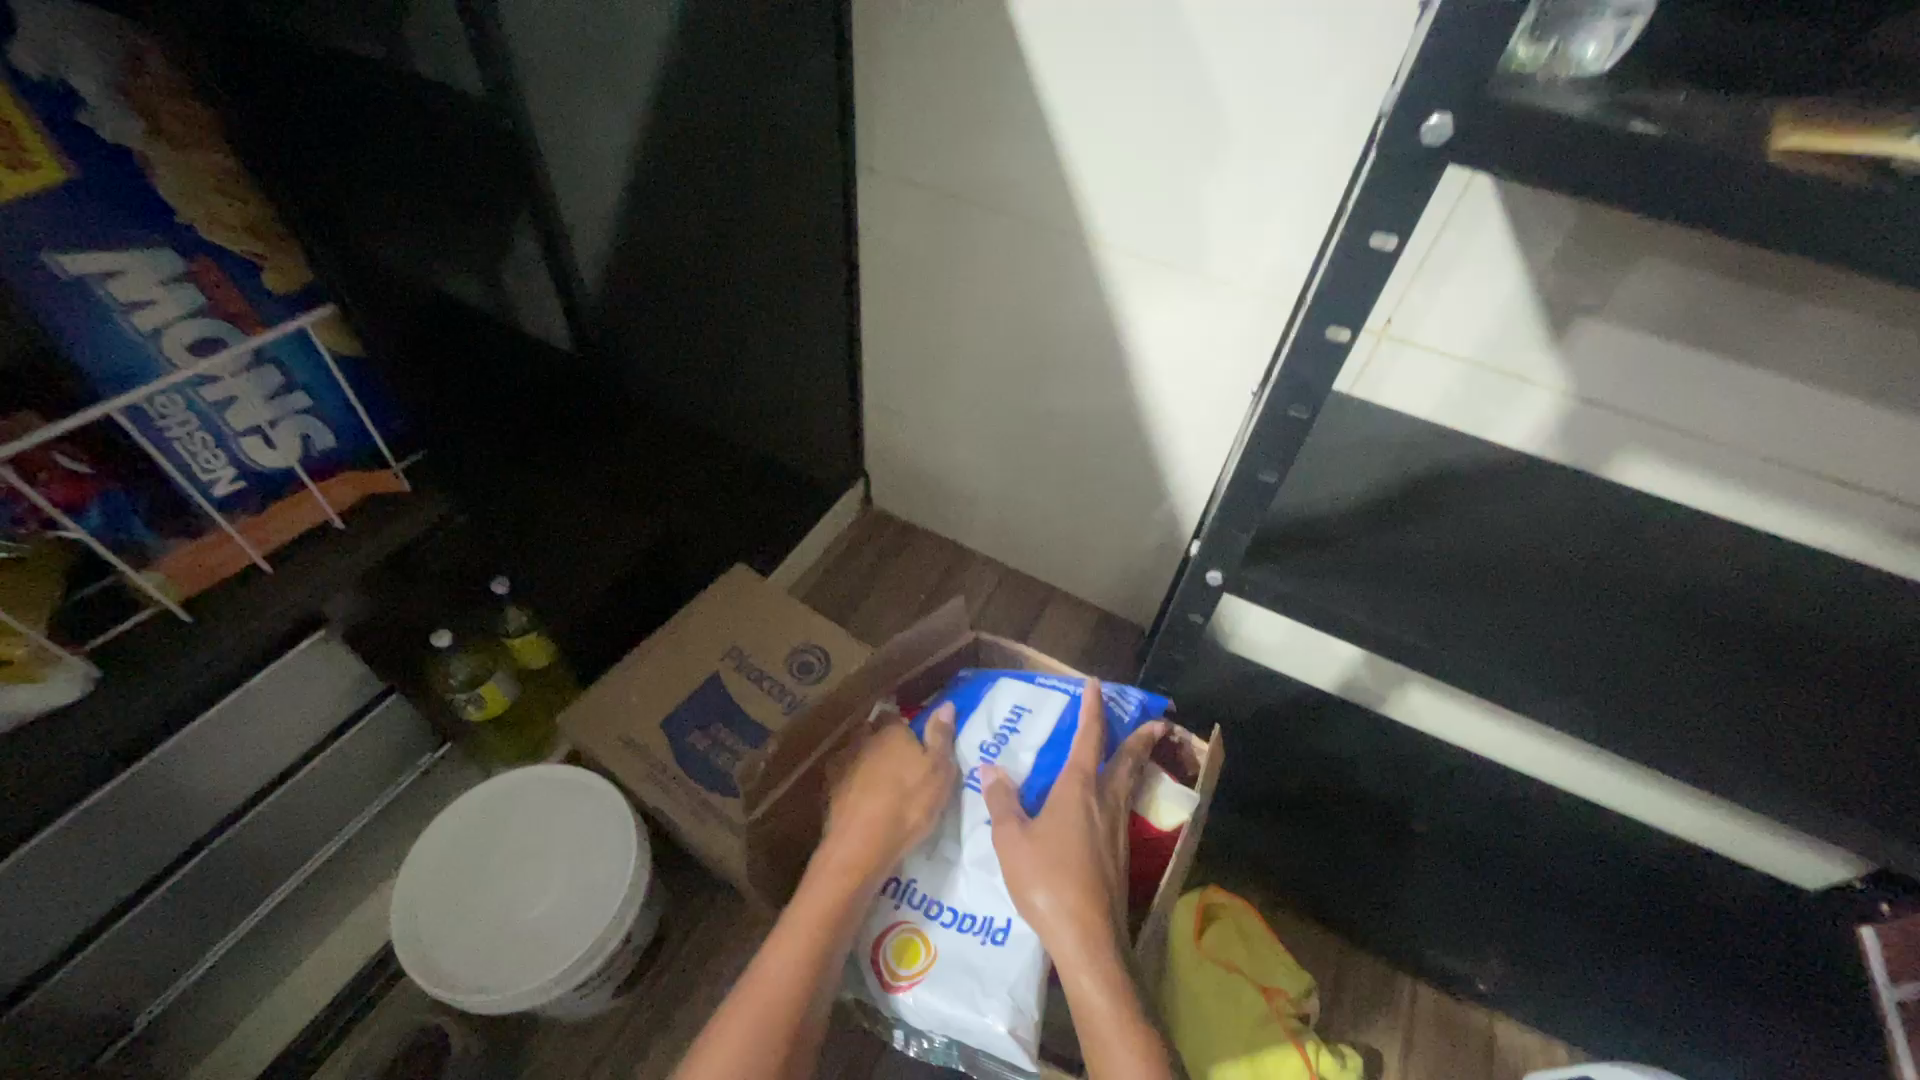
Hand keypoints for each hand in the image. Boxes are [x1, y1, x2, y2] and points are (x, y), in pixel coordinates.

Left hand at [818, 704, 957, 882]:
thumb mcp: (939, 771)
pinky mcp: (828, 788)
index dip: (903, 726)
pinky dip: (851, 783)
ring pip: (856, 753)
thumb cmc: (909, 804)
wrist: (862, 845)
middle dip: (881, 741)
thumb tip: (946, 704)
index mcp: (890, 731)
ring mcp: (842, 763)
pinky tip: (860, 798)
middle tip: (898, 761)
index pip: (894, 715)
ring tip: (879, 782)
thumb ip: (941, 736)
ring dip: (865, 761)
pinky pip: (843, 777)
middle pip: (872, 732)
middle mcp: (862, 739)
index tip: (912, 739)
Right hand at [981, 677, 1165, 968]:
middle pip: (1127, 760)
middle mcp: (1104, 802)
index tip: (1096, 686)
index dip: (1093, 710)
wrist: (1087, 936)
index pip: (1089, 738)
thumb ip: (1002, 801)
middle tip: (1157, 721)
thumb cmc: (1046, 879)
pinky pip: (1122, 810)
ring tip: (1134, 756)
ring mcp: (1117, 830)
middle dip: (1141, 738)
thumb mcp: (1011, 839)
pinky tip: (1108, 808)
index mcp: (1079, 788)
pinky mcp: (1120, 856)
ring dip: (1135, 765)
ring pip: (1129, 786)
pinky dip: (1122, 794)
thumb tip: (991, 767)